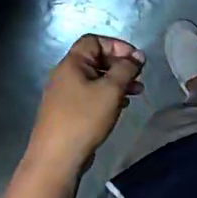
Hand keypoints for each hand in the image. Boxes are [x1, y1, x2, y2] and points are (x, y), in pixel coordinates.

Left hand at [26, 35, 145, 171]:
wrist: (57, 157)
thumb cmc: (84, 118)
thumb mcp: (111, 90)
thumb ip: (126, 69)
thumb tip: (137, 56)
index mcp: (72, 64)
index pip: (94, 40)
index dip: (117, 45)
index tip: (136, 59)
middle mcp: (66, 74)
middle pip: (96, 59)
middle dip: (120, 65)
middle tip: (139, 76)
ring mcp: (65, 94)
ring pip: (96, 79)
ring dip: (117, 82)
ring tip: (137, 93)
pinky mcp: (68, 111)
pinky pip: (91, 95)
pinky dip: (108, 96)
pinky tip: (121, 107)